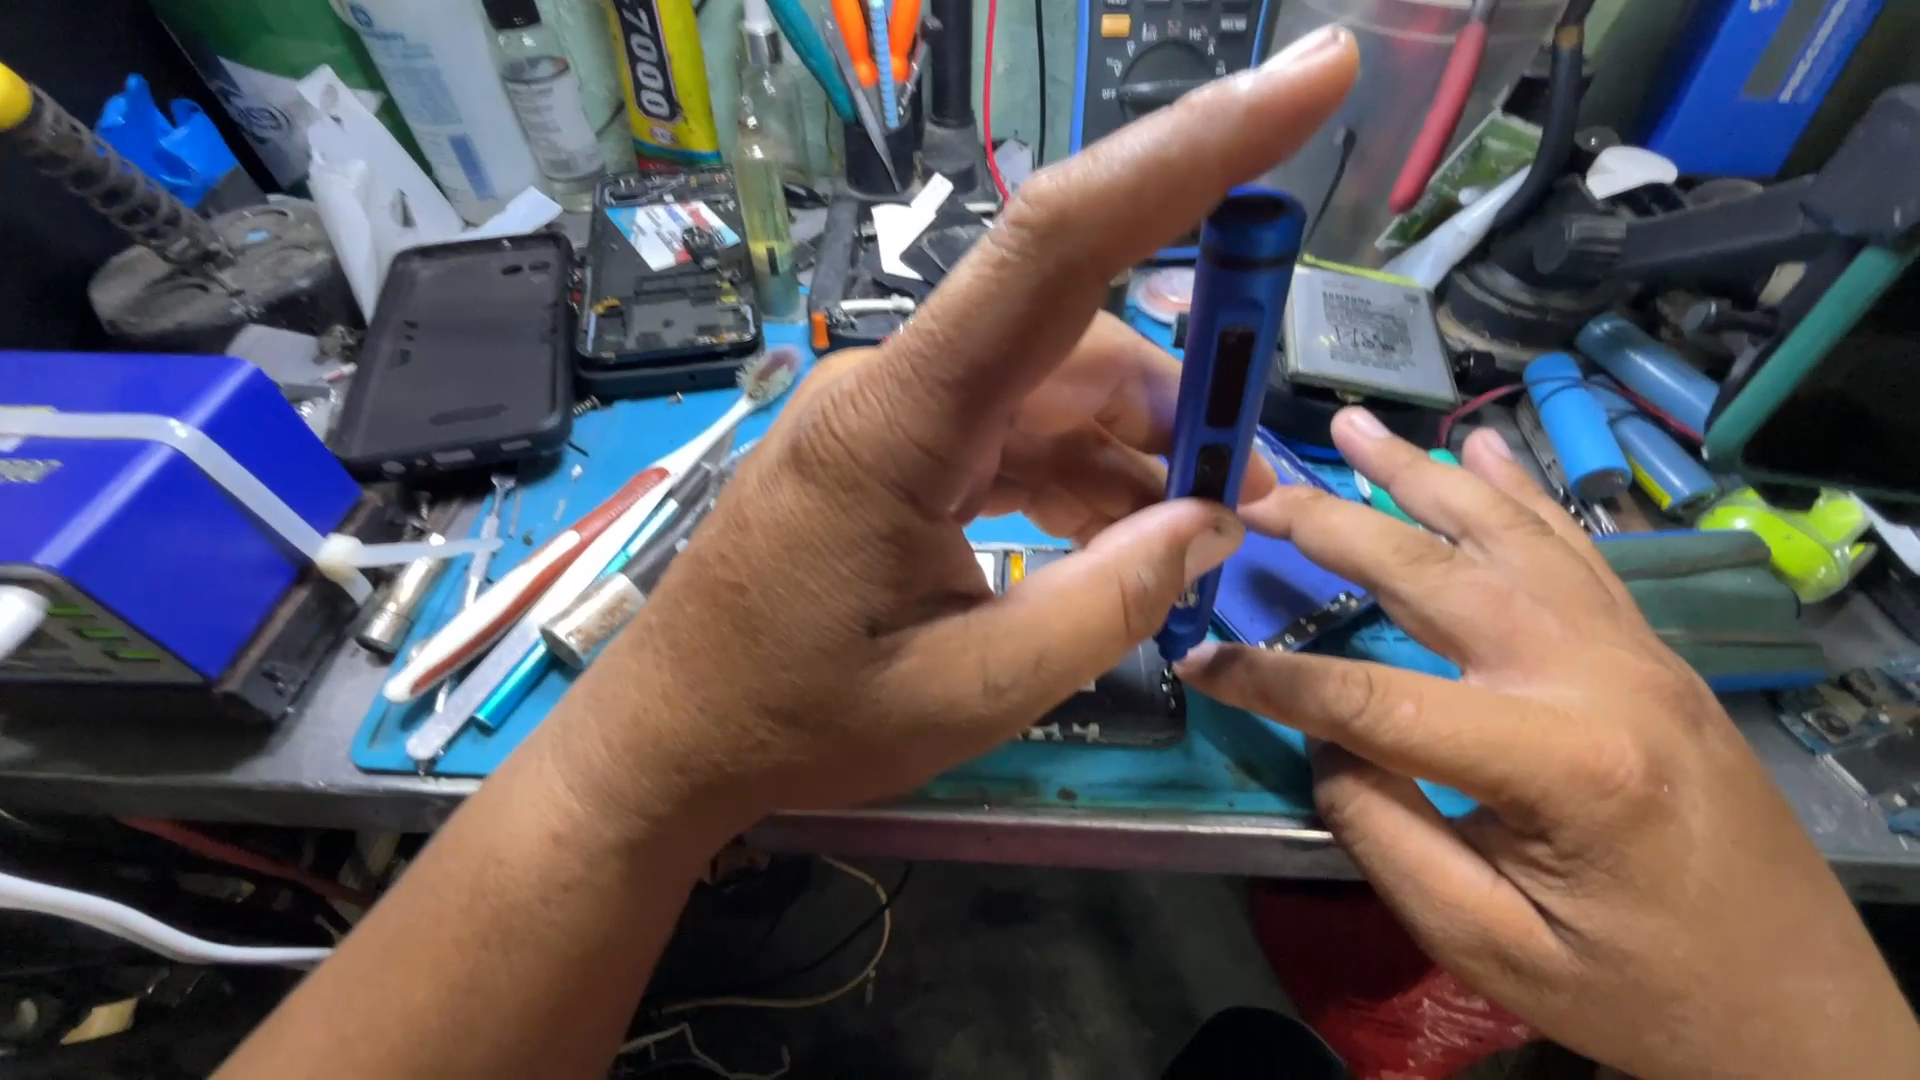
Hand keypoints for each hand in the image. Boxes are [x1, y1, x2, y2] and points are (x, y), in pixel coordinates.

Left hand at [529, 27, 1359, 834]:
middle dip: (1183, 394)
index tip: (1308, 78)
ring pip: (1055, 390)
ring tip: (1189, 532)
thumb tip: (1210, 521)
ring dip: (1135, 448)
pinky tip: (1116, 537)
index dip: (1190, 150)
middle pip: (1077, 334)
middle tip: (1250, 481)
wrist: (676, 737)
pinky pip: (1014, 435)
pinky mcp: (895, 453)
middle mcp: (897, 387)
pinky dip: (1080, 475)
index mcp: (900, 421)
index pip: (1057, 243)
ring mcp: (894, 415)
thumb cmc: (802, 720)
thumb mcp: (974, 687)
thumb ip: (1106, 602)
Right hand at [1178, 408, 1919, 1079]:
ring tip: (1350, 427)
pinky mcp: (1648, 649)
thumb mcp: (1482, 941)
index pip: (1367, 698)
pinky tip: (1478, 449)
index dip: (1269, 679)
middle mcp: (1595, 673)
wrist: (1807, 1020)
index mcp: (1556, 759)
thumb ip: (1378, 826)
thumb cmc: (1637, 992)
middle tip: (1252, 500)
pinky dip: (1517, 490)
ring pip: (1503, 532)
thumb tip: (1326, 736)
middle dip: (1330, 529)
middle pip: (1431, 574)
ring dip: (1415, 474)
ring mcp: (1631, 648)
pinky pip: (1572, 546)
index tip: (1196, 659)